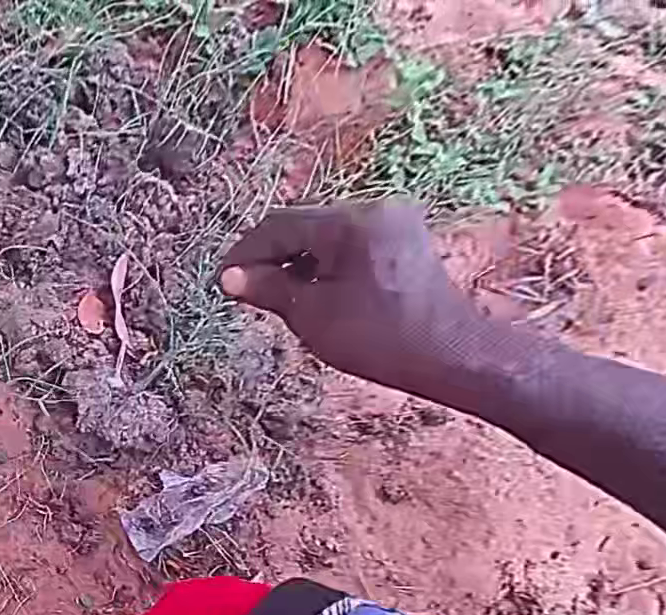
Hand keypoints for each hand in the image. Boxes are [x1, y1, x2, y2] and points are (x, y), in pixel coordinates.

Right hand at [218, 202, 488, 398]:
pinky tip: (306, 290)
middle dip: (266, 255)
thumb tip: (230, 277)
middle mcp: (372, 210)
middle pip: (301, 224)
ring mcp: (391, 221)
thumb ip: (268, 288)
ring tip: (270, 293)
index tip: (221, 281)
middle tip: (241, 289)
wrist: (444, 353)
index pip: (278, 225)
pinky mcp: (399, 238)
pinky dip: (317, 262)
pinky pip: (344, 242)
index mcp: (349, 224)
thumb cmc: (373, 337)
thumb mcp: (310, 314)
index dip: (243, 253)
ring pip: (321, 233)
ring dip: (290, 259)